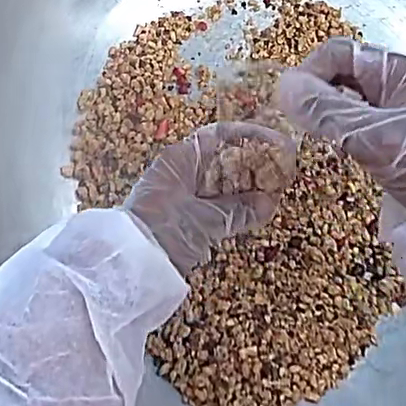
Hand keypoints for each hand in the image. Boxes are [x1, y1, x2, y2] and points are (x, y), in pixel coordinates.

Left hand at [124, 122, 293, 272]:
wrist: (126, 271)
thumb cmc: (164, 232)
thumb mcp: (206, 220)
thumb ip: (239, 210)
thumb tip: (270, 201)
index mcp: (181, 158)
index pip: (221, 135)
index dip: (250, 136)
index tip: (275, 142)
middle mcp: (179, 169)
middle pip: (222, 157)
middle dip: (252, 162)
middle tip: (280, 168)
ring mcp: (178, 193)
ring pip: (219, 181)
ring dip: (244, 185)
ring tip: (273, 190)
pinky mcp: (179, 216)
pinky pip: (212, 201)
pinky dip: (232, 204)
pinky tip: (252, 212)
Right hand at [276, 38, 405, 213]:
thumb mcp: (372, 135)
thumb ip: (328, 110)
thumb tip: (285, 86)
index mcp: (391, 68)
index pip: (336, 52)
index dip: (309, 72)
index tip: (292, 103)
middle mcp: (393, 78)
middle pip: (341, 71)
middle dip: (316, 91)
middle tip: (300, 122)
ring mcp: (397, 104)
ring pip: (348, 95)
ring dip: (328, 111)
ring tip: (317, 137)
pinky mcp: (398, 129)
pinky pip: (359, 116)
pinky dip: (343, 127)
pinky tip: (339, 148)